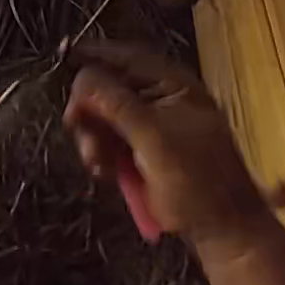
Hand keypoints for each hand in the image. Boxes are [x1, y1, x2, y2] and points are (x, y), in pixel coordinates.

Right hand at [63, 40, 268, 254]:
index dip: (93, 53)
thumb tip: (80, 76)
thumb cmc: (196, 178)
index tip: (63, 54)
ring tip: (97, 161)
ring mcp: (149, 123)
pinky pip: (107, 139)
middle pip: (107, 86)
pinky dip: (100, 152)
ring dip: (93, 136)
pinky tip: (104, 171)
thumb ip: (115, 103)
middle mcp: (158, 96)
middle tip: (76, 126)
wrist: (221, 232)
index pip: (126, 56)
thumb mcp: (154, 136)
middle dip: (90, 108)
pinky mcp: (140, 149)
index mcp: (171, 83)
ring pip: (102, 115)